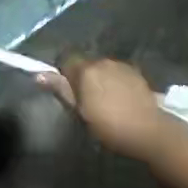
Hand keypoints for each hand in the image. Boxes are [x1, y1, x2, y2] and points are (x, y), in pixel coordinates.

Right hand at [48, 57, 170, 157]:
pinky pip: (117, 72)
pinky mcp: (136, 71)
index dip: (64, 73)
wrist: (147, 128)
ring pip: (103, 68)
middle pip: (86, 63)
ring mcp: (122, 65)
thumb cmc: (109, 125)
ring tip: (104, 101)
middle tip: (85, 101)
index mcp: (87, 69)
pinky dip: (114, 81)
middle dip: (83, 77)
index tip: (68, 91)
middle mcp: (104, 61)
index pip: (67, 59)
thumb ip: (62, 90)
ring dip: (99, 78)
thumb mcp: (80, 111)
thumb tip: (40, 75)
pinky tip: (120, 98)